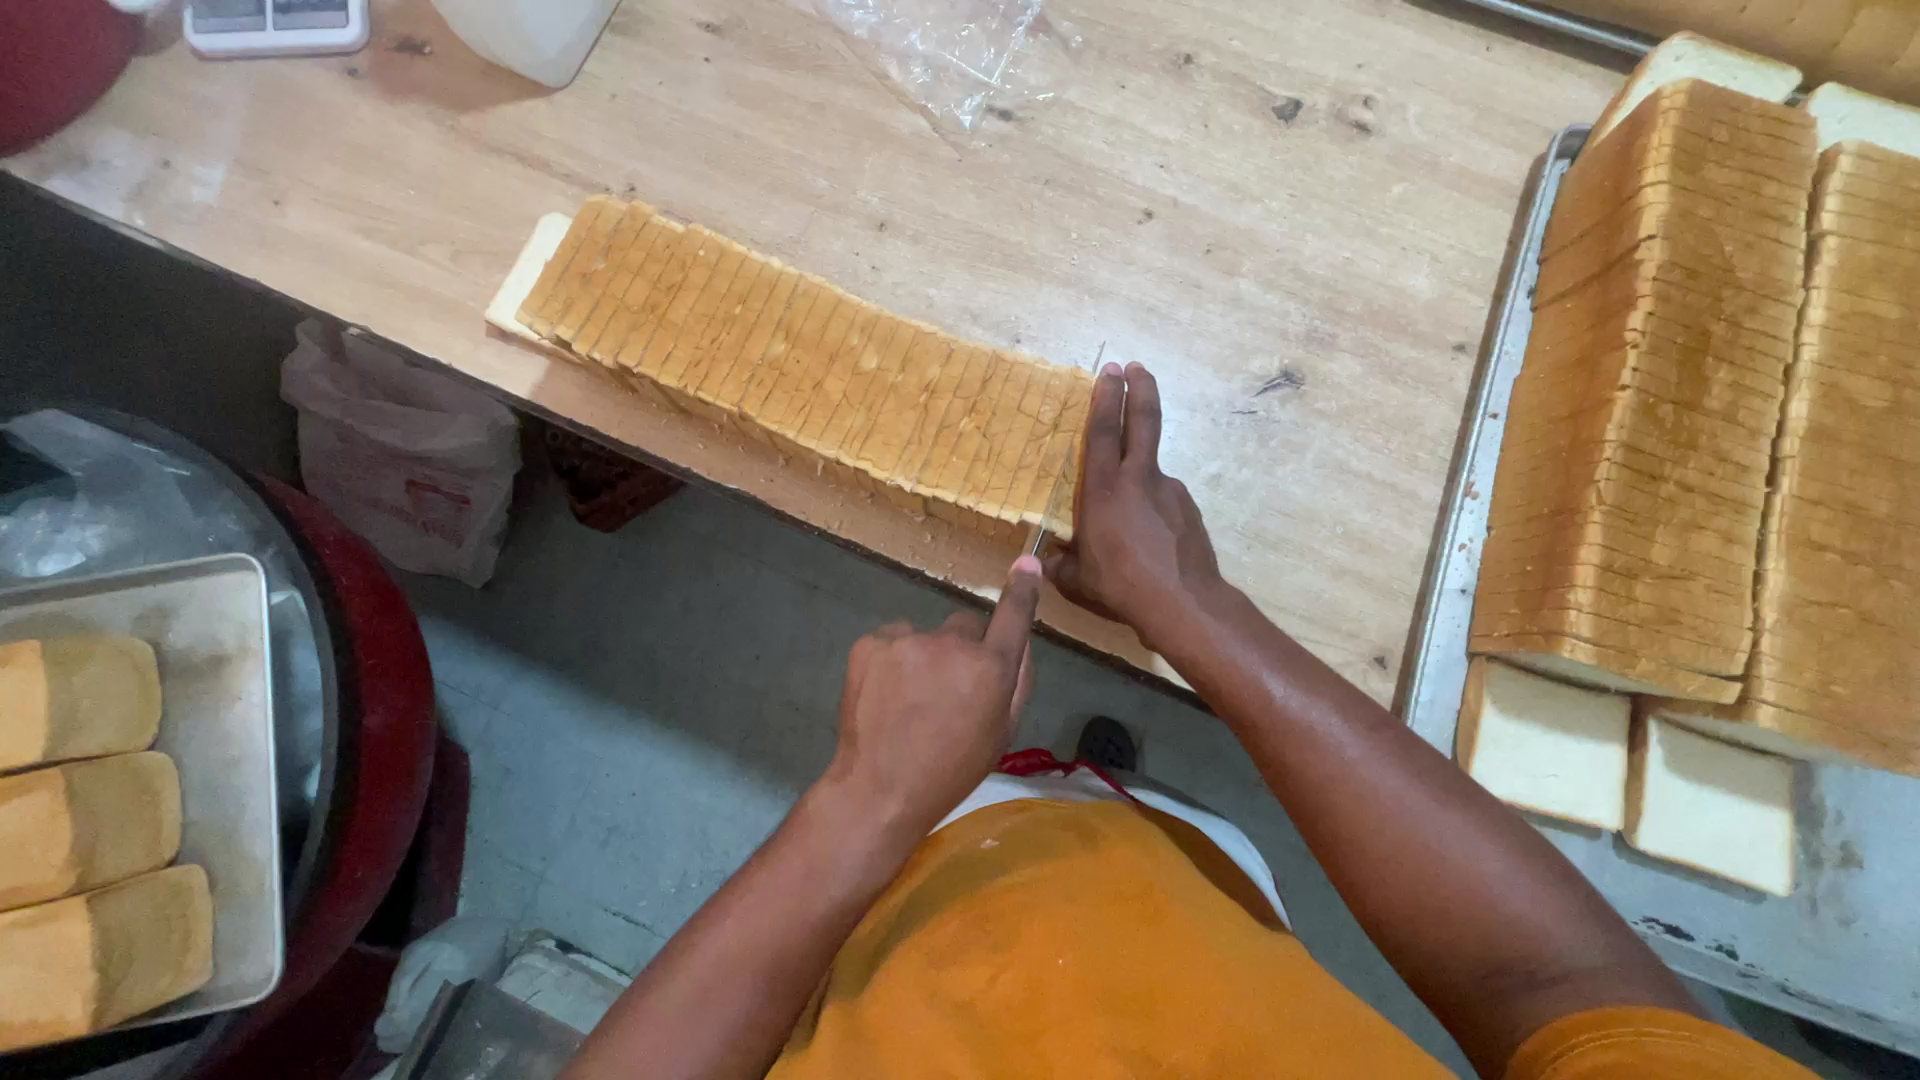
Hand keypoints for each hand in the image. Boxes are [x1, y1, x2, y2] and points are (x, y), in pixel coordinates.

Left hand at [820, 555, 1042, 840]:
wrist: (879, 788)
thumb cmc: (951, 770)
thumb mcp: (1002, 734)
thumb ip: (1017, 681)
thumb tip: (1021, 640)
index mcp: (991, 669)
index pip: (1013, 616)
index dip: (1022, 589)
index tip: (1028, 564)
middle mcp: (952, 644)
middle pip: (965, 627)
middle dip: (962, 649)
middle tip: (946, 691)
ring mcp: (907, 640)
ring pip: (925, 636)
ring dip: (923, 657)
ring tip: (908, 701)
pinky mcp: (870, 643)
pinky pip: (892, 641)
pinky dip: (891, 662)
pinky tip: (884, 696)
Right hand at [1045, 362, 1226, 653]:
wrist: (1182, 603)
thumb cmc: (1120, 586)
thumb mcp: (1076, 579)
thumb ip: (1060, 563)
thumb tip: (1049, 559)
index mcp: (1104, 489)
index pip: (1104, 430)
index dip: (1106, 396)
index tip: (1110, 370)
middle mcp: (1139, 479)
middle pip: (1144, 420)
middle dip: (1140, 388)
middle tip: (1136, 366)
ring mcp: (1170, 491)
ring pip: (1151, 471)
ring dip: (1139, 478)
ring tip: (1128, 522)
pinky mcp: (1188, 509)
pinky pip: (1164, 501)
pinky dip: (1153, 510)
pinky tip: (1149, 540)